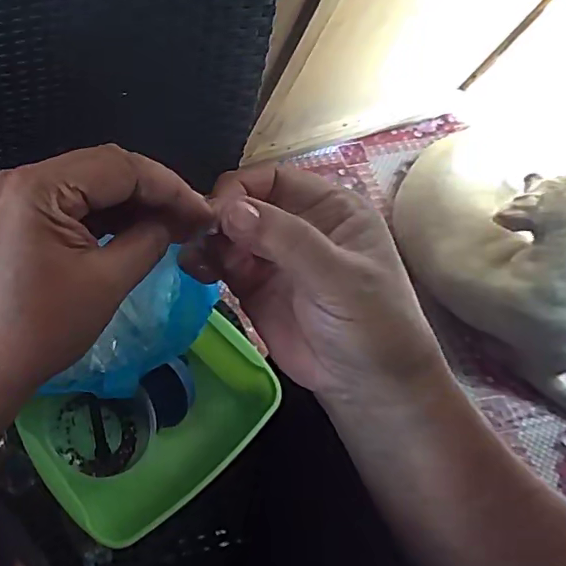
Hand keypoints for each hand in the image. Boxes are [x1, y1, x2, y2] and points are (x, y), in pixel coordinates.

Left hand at [0, 146, 216, 435]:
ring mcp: (16, 197)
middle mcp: (22, 177)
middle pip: (103, 170)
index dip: (170, 188)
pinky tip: (137, 231)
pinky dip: (105, 217)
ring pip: (89, 187)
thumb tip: (178, 219)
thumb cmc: (43, 327)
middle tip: (194, 222)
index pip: (120, 167)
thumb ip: (150, 237)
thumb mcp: (107, 280)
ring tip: (174, 229)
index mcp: (38, 185)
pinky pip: (70, 205)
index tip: (207, 215)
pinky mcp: (18, 218)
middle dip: (152, 193)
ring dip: (131, 205)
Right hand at [181, 163, 453, 412]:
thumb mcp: (336, 277)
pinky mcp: (249, 283)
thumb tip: (229, 208)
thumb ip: (285, 239)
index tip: (214, 212)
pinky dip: (201, 261)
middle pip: (241, 202)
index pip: (272, 178)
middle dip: (216, 216)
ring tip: (195, 261)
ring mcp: (270, 255)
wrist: (366, 387)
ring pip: (224, 231)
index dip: (240, 189)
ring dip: (205, 240)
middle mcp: (295, 224)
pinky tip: (194, 272)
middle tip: (196, 238)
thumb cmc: (371, 325)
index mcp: (328, 208)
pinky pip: (217, 261)